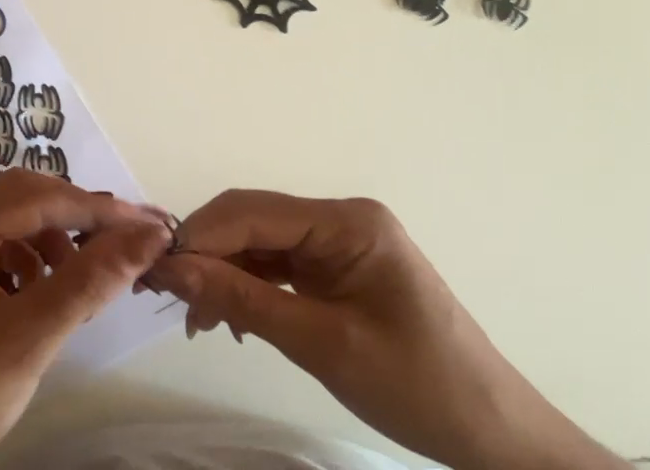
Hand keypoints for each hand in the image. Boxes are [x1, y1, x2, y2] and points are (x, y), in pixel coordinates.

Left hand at [0, 170, 174, 469]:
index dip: (95, 208)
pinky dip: (39, 257)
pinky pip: (6, 244)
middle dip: (80, 215)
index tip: (152, 223)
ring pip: (17, 219)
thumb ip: (89, 280)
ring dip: (60, 236)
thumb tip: (148, 236)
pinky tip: (59, 287)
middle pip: (23, 198)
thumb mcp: (33, 335)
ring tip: (97, 271)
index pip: (34, 199)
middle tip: (135, 240)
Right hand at [147, 190, 625, 469]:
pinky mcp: (336, 269)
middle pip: (248, 222)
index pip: (250, 213)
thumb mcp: (320, 343)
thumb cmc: (417, 385)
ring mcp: (338, 244)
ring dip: (222, 277)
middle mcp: (339, 220)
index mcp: (347, 223)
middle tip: (168, 296)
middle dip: (205, 257)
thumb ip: (241, 299)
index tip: (154, 272)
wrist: (495, 436)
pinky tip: (230, 320)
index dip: (197, 238)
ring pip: (255, 244)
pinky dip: (246, 289)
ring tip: (199, 320)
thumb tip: (168, 269)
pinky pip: (274, 265)